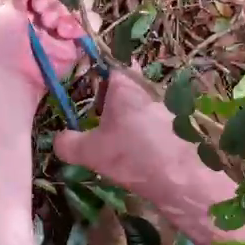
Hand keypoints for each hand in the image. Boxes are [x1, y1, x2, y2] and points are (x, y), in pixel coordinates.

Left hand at [0, 0, 91, 101]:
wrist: (7, 77)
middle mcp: (44, 8)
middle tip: (42, 10)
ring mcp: (61, 25)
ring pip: (80, 5)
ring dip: (69, 10)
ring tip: (53, 24)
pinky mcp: (74, 44)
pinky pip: (89, 26)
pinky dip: (82, 25)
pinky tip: (66, 33)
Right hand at [52, 69, 210, 232]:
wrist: (185, 181)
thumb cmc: (133, 156)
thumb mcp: (90, 152)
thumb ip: (68, 143)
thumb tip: (59, 140)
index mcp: (126, 85)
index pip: (111, 63)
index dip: (98, 72)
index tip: (86, 87)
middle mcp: (149, 90)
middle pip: (127, 88)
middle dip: (112, 103)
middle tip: (97, 121)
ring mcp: (169, 109)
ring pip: (142, 108)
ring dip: (130, 122)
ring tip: (116, 144)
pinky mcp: (182, 130)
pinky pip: (157, 126)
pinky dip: (147, 137)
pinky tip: (137, 157)